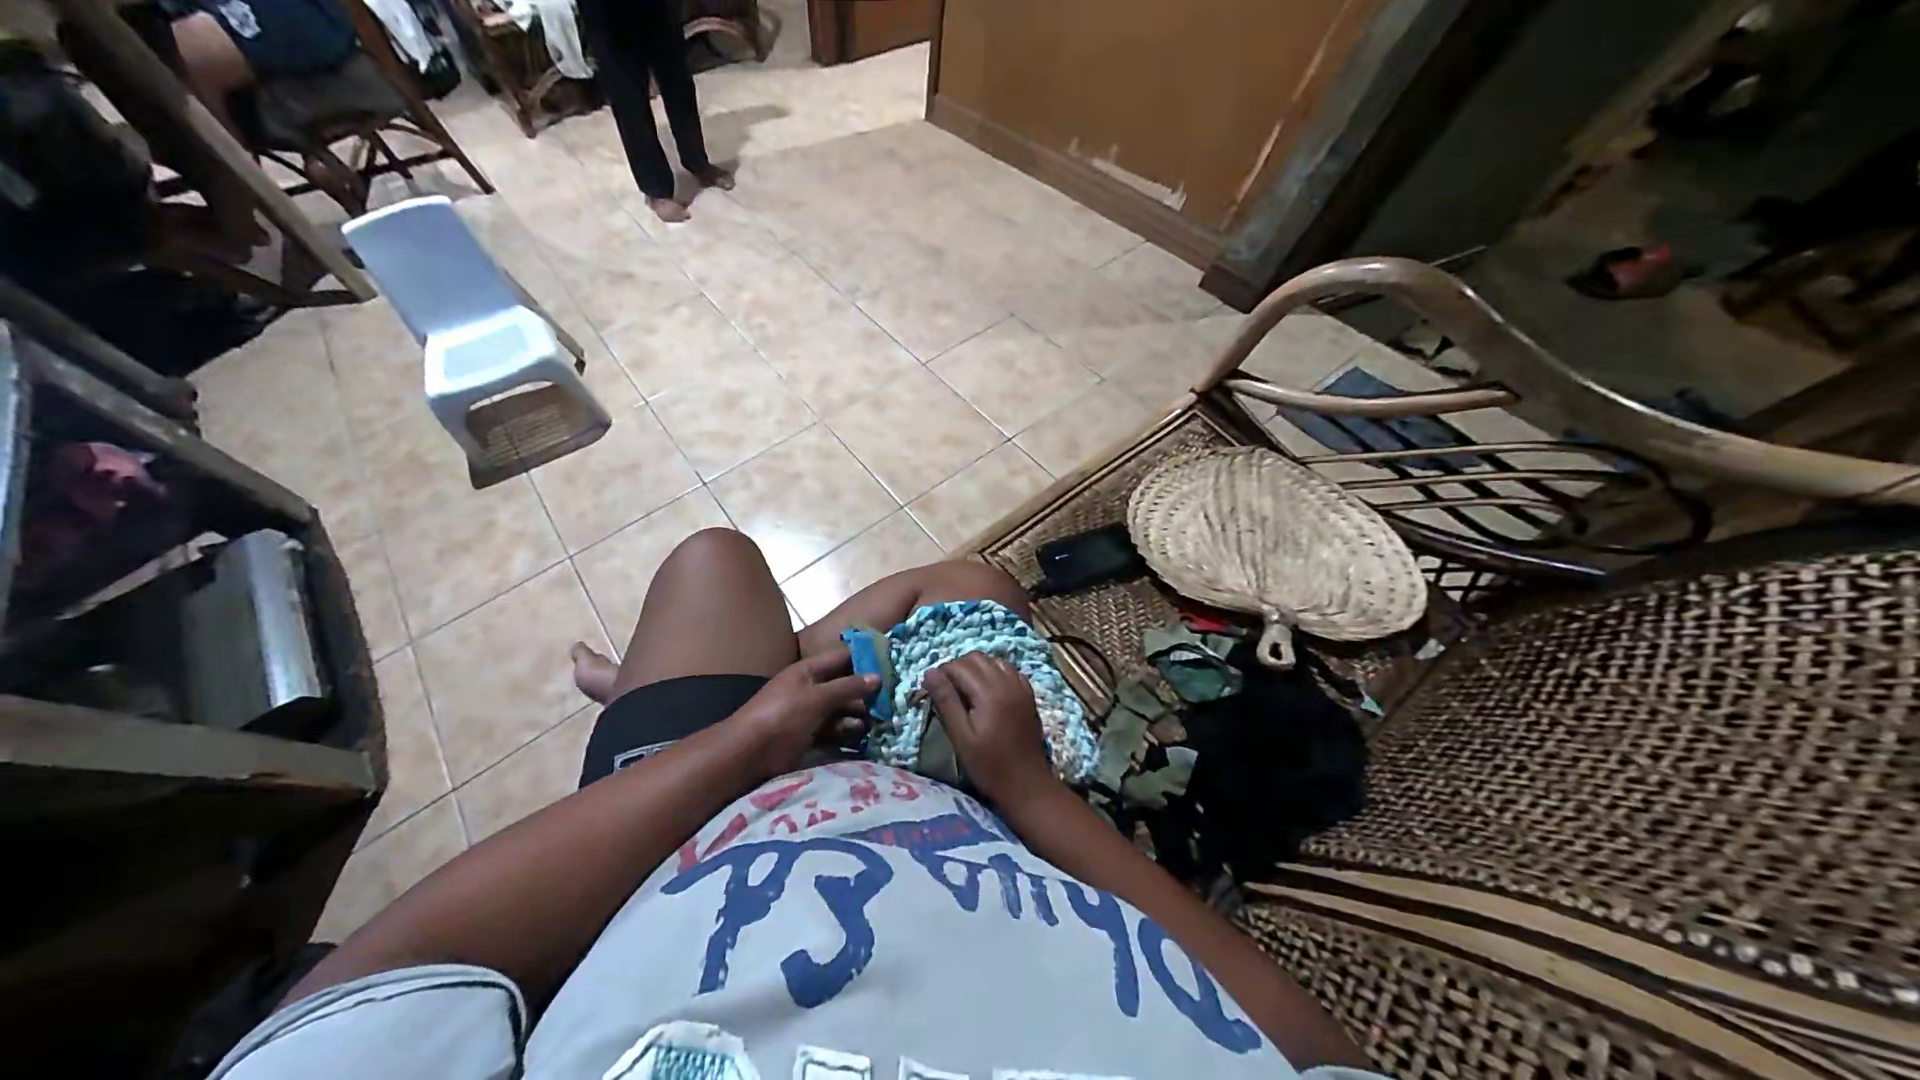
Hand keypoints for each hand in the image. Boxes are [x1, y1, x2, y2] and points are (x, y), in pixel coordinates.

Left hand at [732, 647, 877, 778]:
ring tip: (877, 719)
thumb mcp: (818, 697)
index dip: (864, 658)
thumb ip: (848, 686)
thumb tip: (877, 676)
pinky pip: (833, 727)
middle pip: (843, 684)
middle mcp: (810, 687)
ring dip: (857, 712)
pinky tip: (860, 734)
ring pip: (840, 707)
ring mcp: (809, 711)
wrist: (750, 751)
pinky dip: (846, 729)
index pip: (842, 657)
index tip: (889, 664)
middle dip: (865, 690)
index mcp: (808, 670)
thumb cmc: (783, 715)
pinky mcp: (809, 732)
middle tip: (889, 698)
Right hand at [923, 652, 1062, 811]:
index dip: (942, 673)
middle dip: (957, 668)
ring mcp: (1021, 687)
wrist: (1027, 784)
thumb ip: (946, 701)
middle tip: (947, 690)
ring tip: (964, 691)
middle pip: (977, 658)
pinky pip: (1008, 671)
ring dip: (975, 668)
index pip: (960, 666)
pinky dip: (994, 673)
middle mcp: (1007, 682)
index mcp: (990, 693)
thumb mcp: (961, 736)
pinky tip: (986, 691)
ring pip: (993, 661)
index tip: (932, 690)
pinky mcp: (1028, 695)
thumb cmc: (989, 766)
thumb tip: (929, 673)